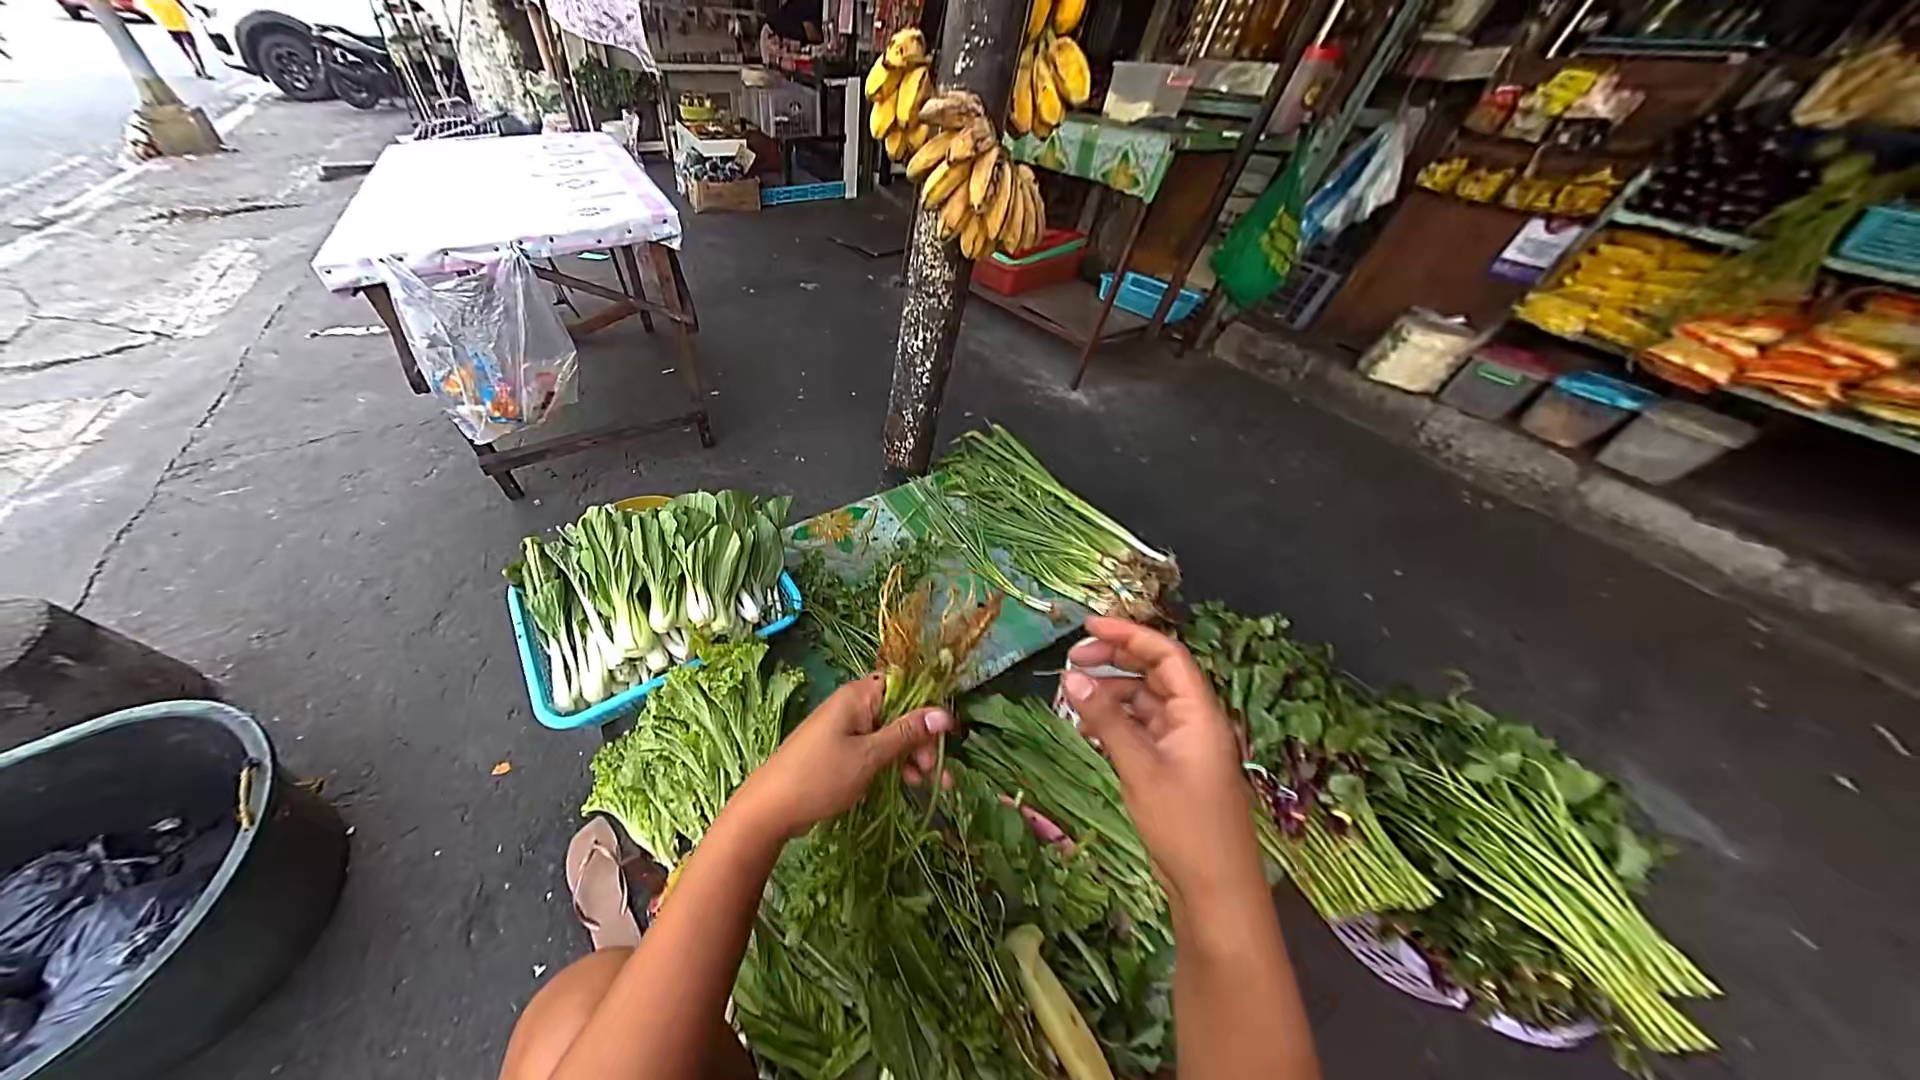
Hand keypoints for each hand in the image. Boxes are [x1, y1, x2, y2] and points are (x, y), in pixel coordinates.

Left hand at [736, 675, 952, 838]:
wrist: (769, 809)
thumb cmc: (820, 777)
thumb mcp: (869, 756)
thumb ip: (907, 733)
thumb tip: (944, 713)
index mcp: (860, 695)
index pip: (907, 687)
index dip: (930, 709)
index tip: (948, 736)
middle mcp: (855, 705)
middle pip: (903, 712)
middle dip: (923, 739)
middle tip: (934, 770)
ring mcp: (848, 727)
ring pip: (893, 733)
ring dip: (912, 755)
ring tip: (927, 784)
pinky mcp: (843, 748)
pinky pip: (878, 748)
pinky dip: (894, 763)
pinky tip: (908, 783)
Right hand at [1061, 616, 1263, 909]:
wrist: (1216, 892)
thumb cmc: (1185, 827)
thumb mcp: (1139, 768)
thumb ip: (1105, 719)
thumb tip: (1070, 677)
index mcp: (1199, 712)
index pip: (1165, 654)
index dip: (1129, 634)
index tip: (1089, 626)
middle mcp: (1194, 719)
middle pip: (1153, 673)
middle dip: (1115, 660)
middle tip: (1073, 660)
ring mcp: (1183, 743)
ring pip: (1144, 701)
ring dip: (1111, 694)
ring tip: (1074, 700)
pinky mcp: (1172, 765)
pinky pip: (1141, 729)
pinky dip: (1116, 722)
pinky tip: (1090, 729)